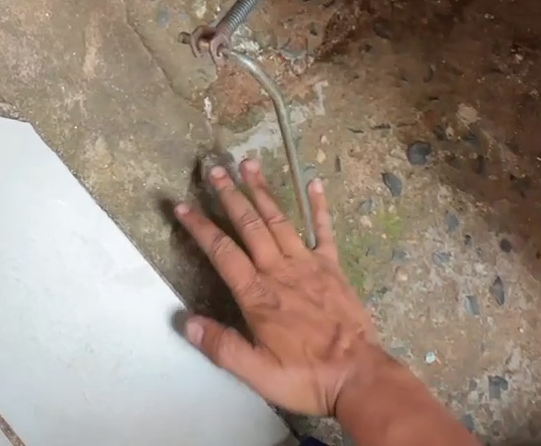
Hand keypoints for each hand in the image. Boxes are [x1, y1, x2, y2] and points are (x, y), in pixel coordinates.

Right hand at [174, 158, 392, 416]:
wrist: (359, 377)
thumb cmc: (306, 377)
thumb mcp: (258, 374)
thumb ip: (222, 347)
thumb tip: (185, 321)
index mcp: (258, 294)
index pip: (222, 252)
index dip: (199, 227)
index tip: (181, 206)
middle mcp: (279, 270)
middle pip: (249, 224)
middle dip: (230, 195)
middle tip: (215, 169)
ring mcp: (307, 264)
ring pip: (278, 220)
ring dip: (261, 190)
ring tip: (248, 164)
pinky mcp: (332, 266)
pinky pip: (324, 231)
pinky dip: (318, 206)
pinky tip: (313, 182)